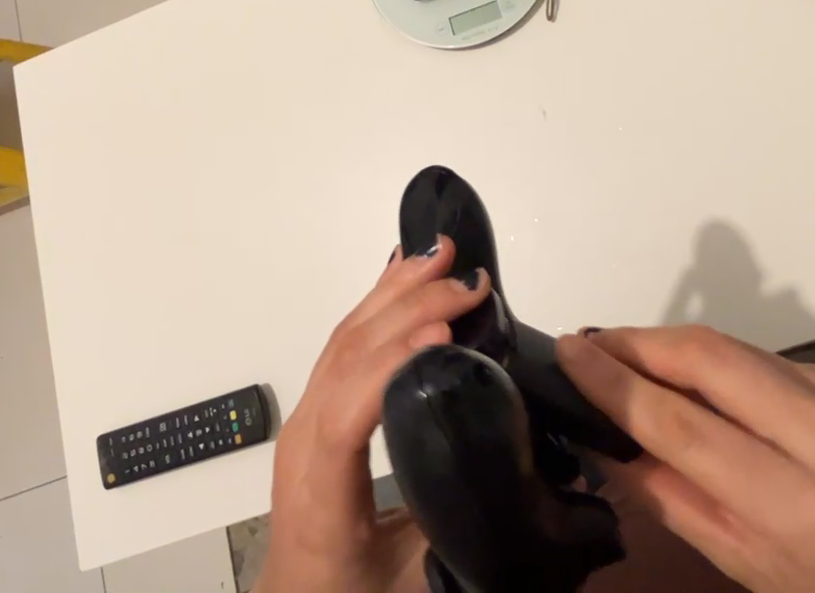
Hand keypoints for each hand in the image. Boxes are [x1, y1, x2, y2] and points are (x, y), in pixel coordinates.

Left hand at [257, 238, 492, 592]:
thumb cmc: (348, 590)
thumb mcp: (408, 577)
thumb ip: (450, 525)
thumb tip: (510, 472)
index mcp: (322, 489)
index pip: (344, 418)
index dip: (388, 369)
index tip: (445, 335)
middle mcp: (304, 437)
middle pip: (347, 357)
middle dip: (409, 307)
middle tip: (468, 280)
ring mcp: (306, 412)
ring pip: (345, 337)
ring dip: (394, 290)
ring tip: (437, 255)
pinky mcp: (317, 402)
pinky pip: (343, 341)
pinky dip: (376, 300)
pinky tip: (398, 276)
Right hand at [556, 325, 814, 592]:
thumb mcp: (751, 571)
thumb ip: (671, 499)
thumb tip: (601, 440)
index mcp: (804, 510)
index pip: (685, 428)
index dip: (616, 384)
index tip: (568, 352)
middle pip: (709, 358)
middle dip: (636, 342)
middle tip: (585, 344)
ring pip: (729, 346)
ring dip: (664, 344)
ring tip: (619, 355)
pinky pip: (756, 357)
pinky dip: (706, 360)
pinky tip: (683, 377)